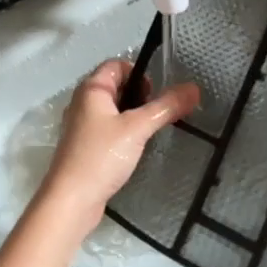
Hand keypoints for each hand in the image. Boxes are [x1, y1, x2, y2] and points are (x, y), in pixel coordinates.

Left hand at [39, 60, 198, 219]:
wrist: (71, 201)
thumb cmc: (101, 156)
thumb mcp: (138, 128)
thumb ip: (166, 107)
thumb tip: (194, 88)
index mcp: (91, 90)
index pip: (116, 65)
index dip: (139, 72)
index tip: (156, 95)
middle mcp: (83, 103)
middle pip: (117, 87)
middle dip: (141, 96)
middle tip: (157, 115)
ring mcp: (83, 127)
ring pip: (114, 111)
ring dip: (134, 117)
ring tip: (151, 132)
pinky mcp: (86, 148)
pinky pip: (110, 130)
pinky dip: (125, 134)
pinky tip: (136, 150)